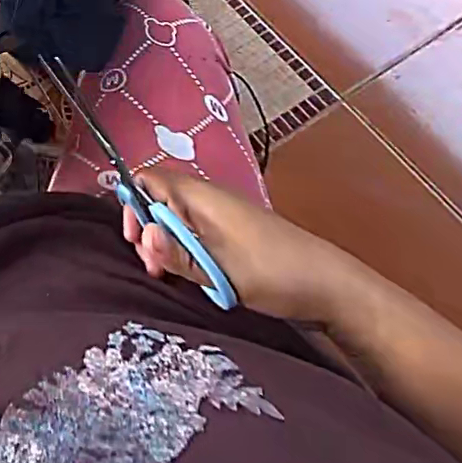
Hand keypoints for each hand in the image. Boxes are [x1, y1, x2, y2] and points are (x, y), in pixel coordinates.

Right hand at [123, 170, 364, 322]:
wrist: (327, 283)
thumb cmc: (273, 271)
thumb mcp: (221, 269)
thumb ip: (178, 253)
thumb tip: (141, 232)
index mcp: (201, 195)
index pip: (150, 179)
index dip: (134, 203)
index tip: (136, 239)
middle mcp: (207, 198)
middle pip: (159, 199)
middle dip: (147, 229)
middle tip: (154, 266)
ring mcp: (219, 215)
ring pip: (175, 218)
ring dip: (165, 244)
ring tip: (169, 275)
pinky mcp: (229, 233)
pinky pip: (193, 232)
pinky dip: (184, 251)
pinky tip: (190, 274)